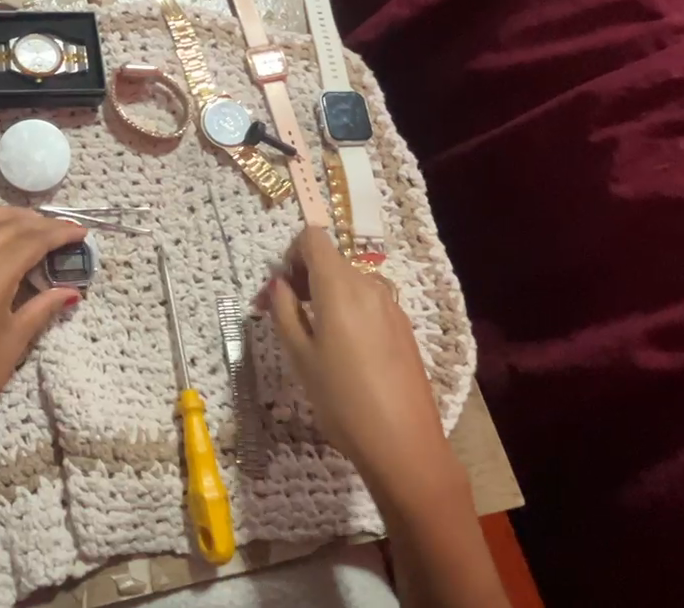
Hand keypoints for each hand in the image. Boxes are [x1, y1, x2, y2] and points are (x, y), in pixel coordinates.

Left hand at [0, 207, 88, 457]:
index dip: (58, 232)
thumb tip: (70, 290)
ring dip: (5, 218)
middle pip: (5, 226)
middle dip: (37, 223)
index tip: (81, 230)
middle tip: (62, 228)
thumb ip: (43, 307)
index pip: (29, 240)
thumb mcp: (14, 341)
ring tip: (31, 225)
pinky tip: (0, 244)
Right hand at [264, 227, 456, 503]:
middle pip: (330, 260)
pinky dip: (347, 310)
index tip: (281, 288)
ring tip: (311, 336)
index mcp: (340, 286)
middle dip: (303, 277)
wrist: (405, 445)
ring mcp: (391, 306)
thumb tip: (278, 283)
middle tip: (283, 314)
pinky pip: (367, 302)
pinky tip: (343, 351)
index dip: (291, 254)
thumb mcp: (299, 355)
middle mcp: (368, 286)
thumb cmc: (342, 399)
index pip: (313, 238)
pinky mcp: (402, 327)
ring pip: (349, 282)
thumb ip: (283, 309)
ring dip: (325, 295)